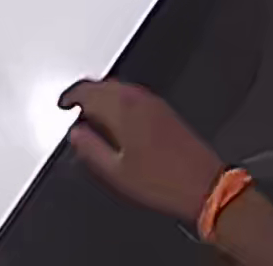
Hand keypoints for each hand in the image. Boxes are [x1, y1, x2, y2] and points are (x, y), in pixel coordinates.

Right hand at [57, 78, 224, 224]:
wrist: (208, 189)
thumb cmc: (165, 182)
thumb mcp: (117, 173)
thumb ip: (90, 148)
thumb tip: (75, 134)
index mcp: (119, 108)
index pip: (84, 90)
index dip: (69, 97)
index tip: (64, 105)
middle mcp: (134, 98)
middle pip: (98, 84)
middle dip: (83, 94)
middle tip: (75, 109)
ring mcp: (150, 101)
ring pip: (115, 86)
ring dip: (100, 95)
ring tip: (95, 114)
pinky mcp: (163, 108)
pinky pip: (131, 92)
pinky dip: (118, 98)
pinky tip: (119, 117)